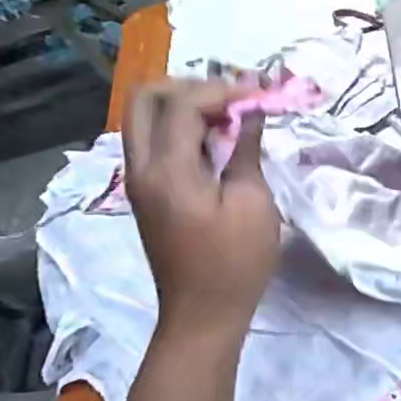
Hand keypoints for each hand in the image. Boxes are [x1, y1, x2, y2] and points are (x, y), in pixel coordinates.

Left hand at [124, 78, 281, 338]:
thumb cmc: (235, 262)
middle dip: (191, 87)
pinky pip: (154, 141)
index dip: (224, 90)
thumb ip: (245, 151)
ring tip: (229, 117)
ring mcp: (139, 181)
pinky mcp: (148, 193)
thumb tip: (249, 115)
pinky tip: (216, 141)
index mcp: (166, 170)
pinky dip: (181, 128)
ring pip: (145, 118)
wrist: (203, 313)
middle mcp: (141, 168)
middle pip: (145, 99)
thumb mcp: (253, 203)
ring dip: (184, 106)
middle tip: (233, 99)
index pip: (183, 104)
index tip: (260, 95)